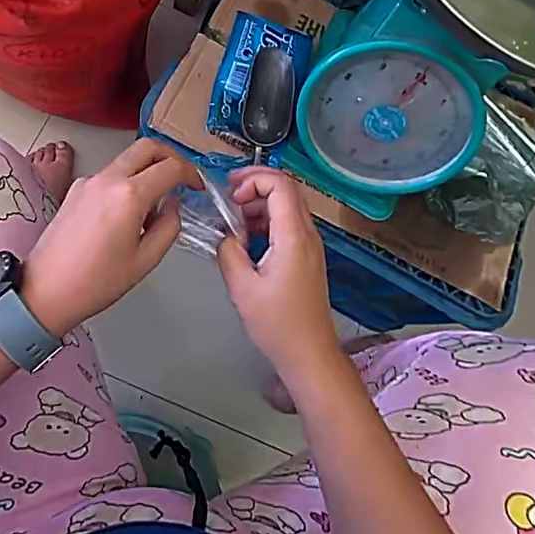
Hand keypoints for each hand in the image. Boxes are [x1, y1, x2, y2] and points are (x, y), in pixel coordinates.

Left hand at [20, 139, 199, 333]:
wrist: (44, 291)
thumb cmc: (95, 282)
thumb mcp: (145, 260)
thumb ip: (169, 226)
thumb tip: (173, 205)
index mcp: (129, 195)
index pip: (171, 167)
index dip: (191, 174)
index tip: (197, 187)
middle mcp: (108, 179)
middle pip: (147, 146)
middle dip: (170, 156)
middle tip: (181, 178)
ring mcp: (89, 180)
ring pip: (127, 158)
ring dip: (147, 169)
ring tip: (152, 206)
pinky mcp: (75, 188)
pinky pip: (110, 174)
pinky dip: (126, 182)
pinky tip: (125, 213)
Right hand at [215, 168, 342, 379]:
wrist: (310, 354)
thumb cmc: (279, 325)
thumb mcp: (242, 287)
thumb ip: (229, 252)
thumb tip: (224, 235)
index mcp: (294, 236)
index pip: (280, 185)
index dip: (254, 179)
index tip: (231, 193)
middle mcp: (307, 235)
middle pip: (287, 189)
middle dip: (256, 184)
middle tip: (229, 196)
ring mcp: (310, 245)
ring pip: (288, 205)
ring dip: (261, 203)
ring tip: (235, 220)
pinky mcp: (307, 256)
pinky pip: (289, 223)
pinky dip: (268, 219)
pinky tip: (248, 237)